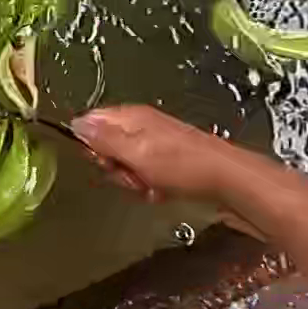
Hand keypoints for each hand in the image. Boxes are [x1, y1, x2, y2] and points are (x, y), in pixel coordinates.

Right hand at [69, 104, 279, 203]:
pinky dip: (149, 184)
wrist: (234, 183)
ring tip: (148, 187)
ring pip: (125, 162)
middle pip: (106, 144)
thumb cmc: (181, 166)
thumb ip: (101, 138)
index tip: (99, 160)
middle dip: (112, 165)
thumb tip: (73, 123)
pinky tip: (161, 192)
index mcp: (129, 116)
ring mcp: (158, 143)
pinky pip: (146, 172)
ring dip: (131, 178)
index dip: (89, 143)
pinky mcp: (172, 162)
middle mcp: (142, 125)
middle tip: (129, 176)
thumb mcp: (133, 152)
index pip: (90, 121)